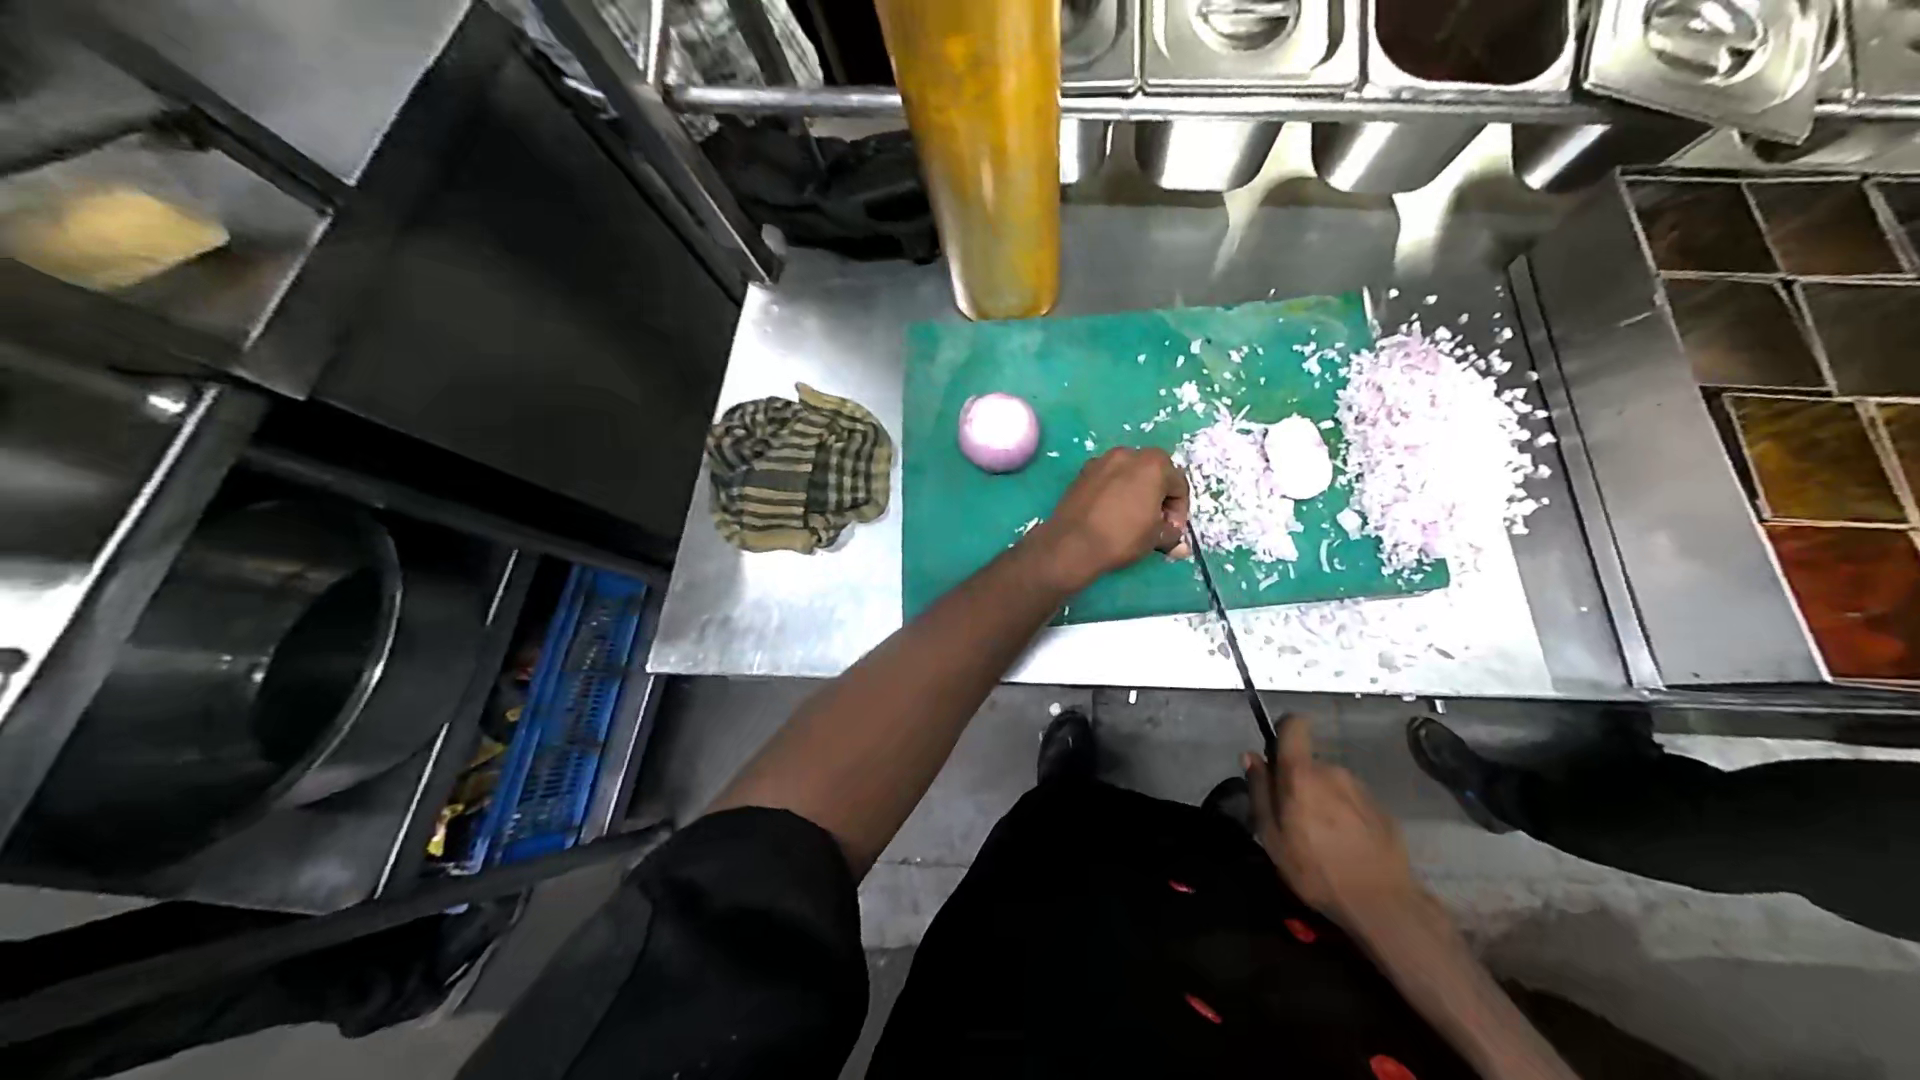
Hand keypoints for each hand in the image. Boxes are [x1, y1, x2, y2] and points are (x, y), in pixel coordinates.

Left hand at [1026, 447, 1189, 591]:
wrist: (1071, 544)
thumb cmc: (1122, 537)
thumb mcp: (1155, 538)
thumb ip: (1171, 534)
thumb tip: (1180, 545)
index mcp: (1153, 463)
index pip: (1178, 485)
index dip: (1179, 511)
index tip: (1171, 531)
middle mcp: (1127, 454)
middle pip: (1154, 474)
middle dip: (1158, 497)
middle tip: (1155, 523)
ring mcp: (1101, 461)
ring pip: (1129, 474)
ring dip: (1136, 492)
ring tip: (1132, 518)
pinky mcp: (1082, 472)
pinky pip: (1107, 479)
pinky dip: (1114, 491)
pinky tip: (1110, 513)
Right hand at [1247, 717, 1424, 930]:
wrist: (1382, 903)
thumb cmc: (1316, 870)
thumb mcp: (1272, 836)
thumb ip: (1260, 791)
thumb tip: (1250, 757)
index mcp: (1302, 774)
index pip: (1294, 725)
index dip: (1283, 731)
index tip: (1275, 756)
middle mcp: (1333, 771)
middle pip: (1308, 763)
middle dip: (1298, 782)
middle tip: (1293, 818)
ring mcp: (1361, 789)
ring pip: (1330, 783)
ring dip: (1321, 799)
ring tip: (1321, 836)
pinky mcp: (1381, 808)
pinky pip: (1351, 800)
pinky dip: (1344, 814)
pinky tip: (1345, 844)